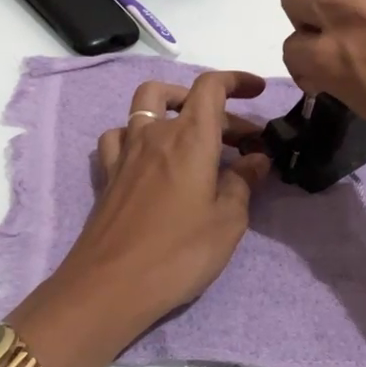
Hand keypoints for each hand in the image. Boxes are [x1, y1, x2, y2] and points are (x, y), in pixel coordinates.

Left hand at [26, 71, 271, 349]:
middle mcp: (156, 133)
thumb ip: (243, 183)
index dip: (236, 80)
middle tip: (244, 143)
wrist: (110, 286)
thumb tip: (256, 159)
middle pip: (186, 98)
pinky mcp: (107, 174)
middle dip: (221, 112)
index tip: (257, 91)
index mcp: (191, 136)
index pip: (211, 86)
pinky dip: (138, 134)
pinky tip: (150, 156)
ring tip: (193, 135)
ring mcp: (126, 152)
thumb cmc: (178, 252)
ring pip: (146, 105)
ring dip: (173, 109)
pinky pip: (120, 135)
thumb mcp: (228, 221)